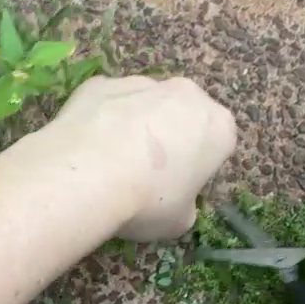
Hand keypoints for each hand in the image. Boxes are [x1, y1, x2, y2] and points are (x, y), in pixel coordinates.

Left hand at [44, 75, 236, 241]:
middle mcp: (186, 94)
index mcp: (218, 126)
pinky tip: (85, 147)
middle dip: (169, 138)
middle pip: (182, 117)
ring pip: (143, 105)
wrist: (86, 174)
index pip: (217, 146)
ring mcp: (141, 82)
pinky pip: (106, 103)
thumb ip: (185, 204)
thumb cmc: (148, 200)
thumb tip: (174, 200)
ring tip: (109, 162)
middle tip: (144, 175)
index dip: (197, 169)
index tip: (176, 188)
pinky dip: (100, 120)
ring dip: (134, 126)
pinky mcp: (99, 83)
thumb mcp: (180, 221)